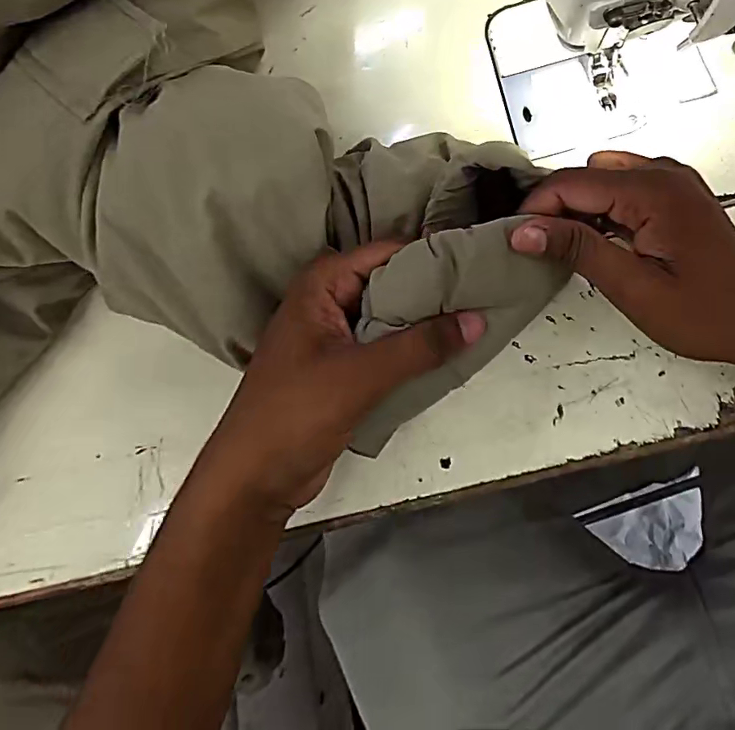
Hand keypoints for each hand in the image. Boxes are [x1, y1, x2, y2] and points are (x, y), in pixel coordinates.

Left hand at [202, 242, 485, 519]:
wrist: (252, 483)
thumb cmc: (292, 416)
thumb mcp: (360, 376)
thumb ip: (421, 346)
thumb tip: (476, 319)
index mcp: (320, 285)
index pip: (386, 251)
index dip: (430, 253)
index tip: (473, 261)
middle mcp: (329, 301)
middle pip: (392, 280)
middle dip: (434, 287)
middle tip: (483, 289)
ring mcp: (337, 335)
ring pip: (393, 314)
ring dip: (428, 319)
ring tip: (476, 315)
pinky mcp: (346, 366)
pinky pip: (389, 344)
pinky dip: (416, 346)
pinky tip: (451, 349)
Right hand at [507, 152, 734, 373]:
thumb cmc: (712, 314)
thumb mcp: (634, 288)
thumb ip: (579, 250)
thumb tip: (529, 230)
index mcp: (653, 192)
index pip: (571, 182)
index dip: (536, 208)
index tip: (517, 237)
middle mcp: (665, 176)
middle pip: (586, 175)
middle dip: (556, 207)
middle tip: (541, 248)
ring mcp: (675, 183)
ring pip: (604, 177)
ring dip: (581, 206)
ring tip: (573, 247)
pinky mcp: (679, 195)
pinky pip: (627, 185)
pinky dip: (606, 206)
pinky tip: (605, 240)